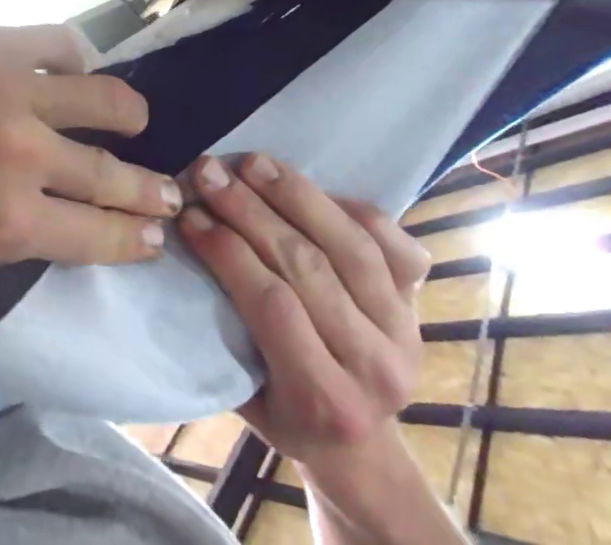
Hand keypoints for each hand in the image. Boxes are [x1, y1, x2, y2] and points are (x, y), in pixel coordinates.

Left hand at [0, 26, 179, 288]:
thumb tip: (34, 224)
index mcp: (7, 224)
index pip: (97, 236)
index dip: (134, 238)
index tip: (157, 234)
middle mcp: (24, 157)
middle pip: (111, 173)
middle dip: (151, 188)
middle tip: (170, 190)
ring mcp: (10, 91)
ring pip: (101, 96)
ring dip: (128, 114)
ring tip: (135, 118)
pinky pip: (54, 43)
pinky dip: (76, 57)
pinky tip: (76, 67)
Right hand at [178, 153, 430, 468]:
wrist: (361, 445)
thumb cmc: (285, 416)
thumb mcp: (243, 394)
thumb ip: (223, 330)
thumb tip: (189, 247)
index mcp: (324, 402)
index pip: (272, 306)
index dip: (229, 253)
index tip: (190, 215)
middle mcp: (375, 367)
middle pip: (308, 267)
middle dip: (251, 211)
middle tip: (211, 174)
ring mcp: (406, 330)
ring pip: (350, 245)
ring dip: (295, 195)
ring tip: (254, 164)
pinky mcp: (421, 302)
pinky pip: (390, 240)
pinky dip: (347, 205)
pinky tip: (307, 184)